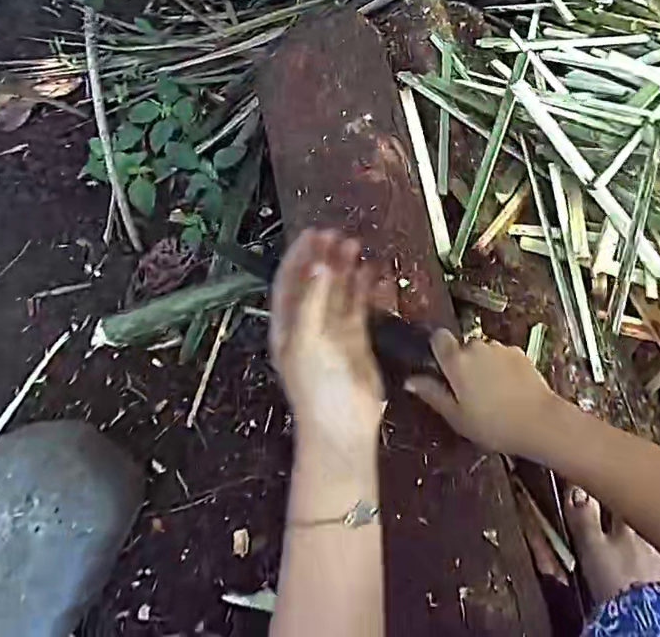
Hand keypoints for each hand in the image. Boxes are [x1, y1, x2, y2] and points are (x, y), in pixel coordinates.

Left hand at [269, 229, 384, 456]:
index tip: (313, 232)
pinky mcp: (356, 338)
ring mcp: (332, 330)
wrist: (342, 427)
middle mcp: (307, 323)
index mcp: (286, 325)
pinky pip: (358, 305)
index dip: (299, 256)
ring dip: (345, 268)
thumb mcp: (306, 340)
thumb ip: (313, 300)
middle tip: (338, 234)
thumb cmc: (316, 385)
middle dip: (324, 257)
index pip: (289, 281)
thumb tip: (320, 263)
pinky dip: (364, 287)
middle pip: (314, 282)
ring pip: (338, 290)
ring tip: (356, 245)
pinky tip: (372, 271)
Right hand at [404, 330, 566, 456]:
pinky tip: (509, 391)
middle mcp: (477, 346)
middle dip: (464, 364)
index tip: (442, 369)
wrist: (540, 421)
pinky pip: (502, 356)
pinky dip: (502, 368)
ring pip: (484, 352)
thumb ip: (432, 394)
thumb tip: (410, 380)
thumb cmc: (494, 425)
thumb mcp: (457, 417)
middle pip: (463, 347)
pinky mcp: (519, 352)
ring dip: (484, 366)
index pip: (438, 337)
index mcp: (457, 361)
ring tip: (493, 396)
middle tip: (469, 394)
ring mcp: (500, 348)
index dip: (439, 350)